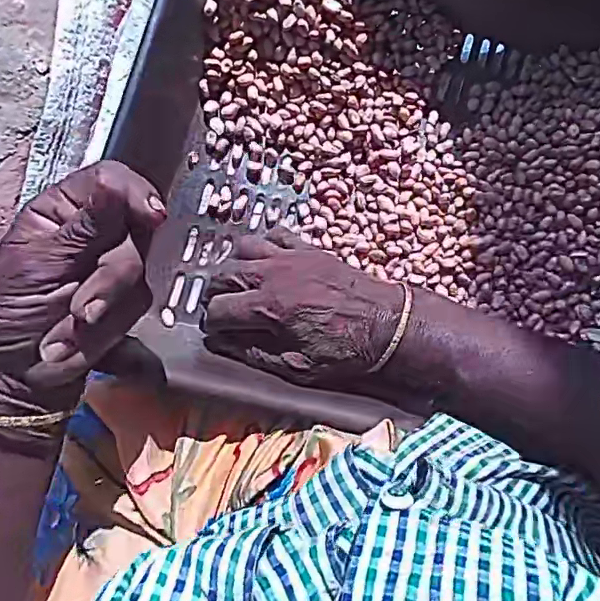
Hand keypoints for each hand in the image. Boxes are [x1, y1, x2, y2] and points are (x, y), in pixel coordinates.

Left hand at [0, 161, 165, 425]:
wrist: (11, 385)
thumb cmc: (4, 320)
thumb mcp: (37, 267)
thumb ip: (85, 226)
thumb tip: (114, 184)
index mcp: (60, 212)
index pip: (110, 180)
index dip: (136, 193)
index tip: (153, 217)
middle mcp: (92, 233)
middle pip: (136, 230)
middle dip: (110, 277)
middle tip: (81, 309)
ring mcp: (111, 266)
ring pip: (141, 270)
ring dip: (106, 308)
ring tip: (66, 334)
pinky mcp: (125, 298)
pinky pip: (140, 302)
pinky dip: (108, 328)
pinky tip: (76, 342)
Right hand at [202, 228, 410, 397]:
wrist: (386, 323)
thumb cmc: (346, 350)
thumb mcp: (297, 366)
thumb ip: (254, 353)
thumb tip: (224, 344)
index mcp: (267, 308)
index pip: (216, 310)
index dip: (212, 325)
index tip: (218, 332)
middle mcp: (273, 276)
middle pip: (222, 275)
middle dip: (215, 293)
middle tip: (224, 307)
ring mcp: (291, 257)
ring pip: (242, 247)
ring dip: (235, 264)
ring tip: (241, 282)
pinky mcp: (309, 248)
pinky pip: (276, 234)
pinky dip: (265, 244)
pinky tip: (269, 260)